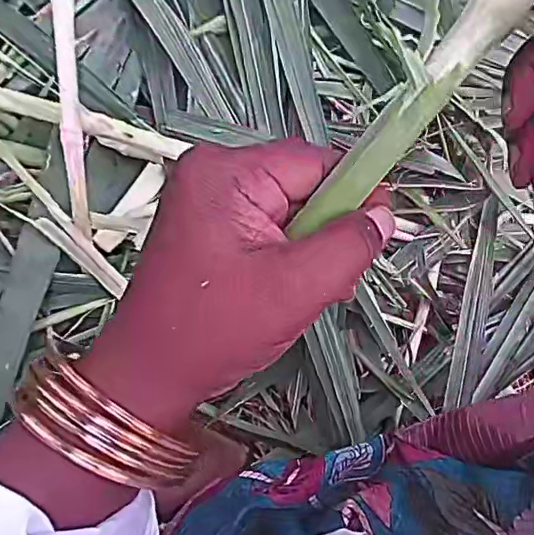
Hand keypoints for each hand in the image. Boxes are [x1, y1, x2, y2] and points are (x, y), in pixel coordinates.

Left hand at [77, 140, 392, 430]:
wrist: (152, 373)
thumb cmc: (210, 332)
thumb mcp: (295, 288)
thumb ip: (348, 246)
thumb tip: (382, 216)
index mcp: (225, 174)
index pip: (314, 161)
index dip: (355, 192)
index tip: (378, 226)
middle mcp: (212, 175)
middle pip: (302, 185)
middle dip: (328, 231)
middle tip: (332, 278)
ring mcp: (207, 202)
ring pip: (290, 212)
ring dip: (310, 251)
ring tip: (304, 292)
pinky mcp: (210, 228)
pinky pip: (268, 230)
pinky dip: (288, 259)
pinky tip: (285, 291)